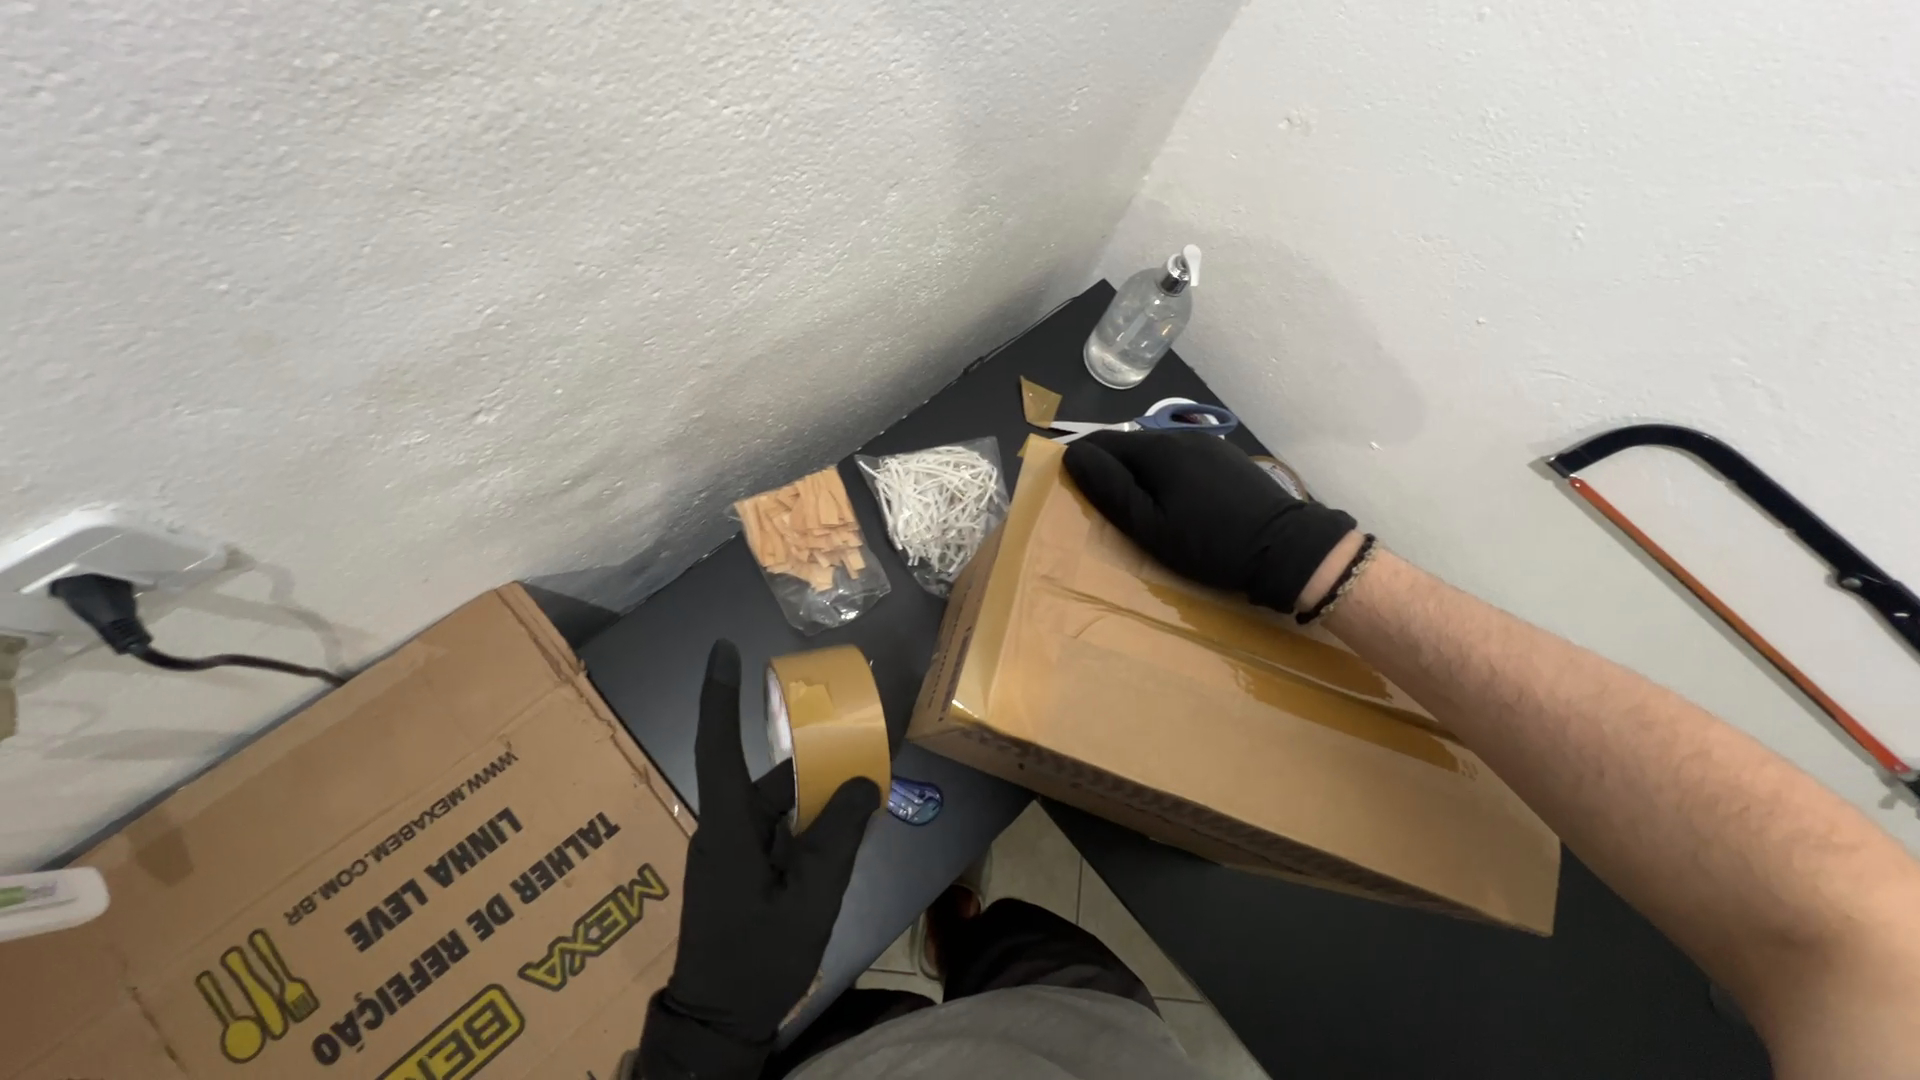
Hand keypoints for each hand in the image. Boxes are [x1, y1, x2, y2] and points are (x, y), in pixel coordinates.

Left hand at [639, 641, 881, 1079]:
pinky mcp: (745, 871)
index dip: (719, 694)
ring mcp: (734, 852)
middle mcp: (727, 828)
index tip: (724, 649)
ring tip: (865, 784)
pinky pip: (783, 832)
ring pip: (782, 807)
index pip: (717, 744)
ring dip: (818, 797)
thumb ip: (838, 836)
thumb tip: (863, 784)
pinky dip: (813, 825)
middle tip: (856, 737)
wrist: (720, 1022)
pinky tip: (848, 828)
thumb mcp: (811, 897)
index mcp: (729, 826)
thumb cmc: (759, 956)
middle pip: (771, 777)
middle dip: (813, 759)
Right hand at [1063, 430, 1358, 612]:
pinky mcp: (1228, 460)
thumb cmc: (1209, 545)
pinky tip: (1176, 503)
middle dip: (1112, 469)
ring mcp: (1209, 445)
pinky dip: (1167, 476)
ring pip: (1157, 453)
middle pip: (1130, 445)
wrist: (1287, 550)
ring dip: (1140, 473)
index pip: (1102, 442)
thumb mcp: (1148, 526)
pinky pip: (1183, 460)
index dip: (1082, 463)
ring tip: (1139, 509)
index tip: (1075, 491)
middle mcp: (1181, 436)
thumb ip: (1109, 488)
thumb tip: (1072, 454)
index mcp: (1157, 449)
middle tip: (1107, 508)